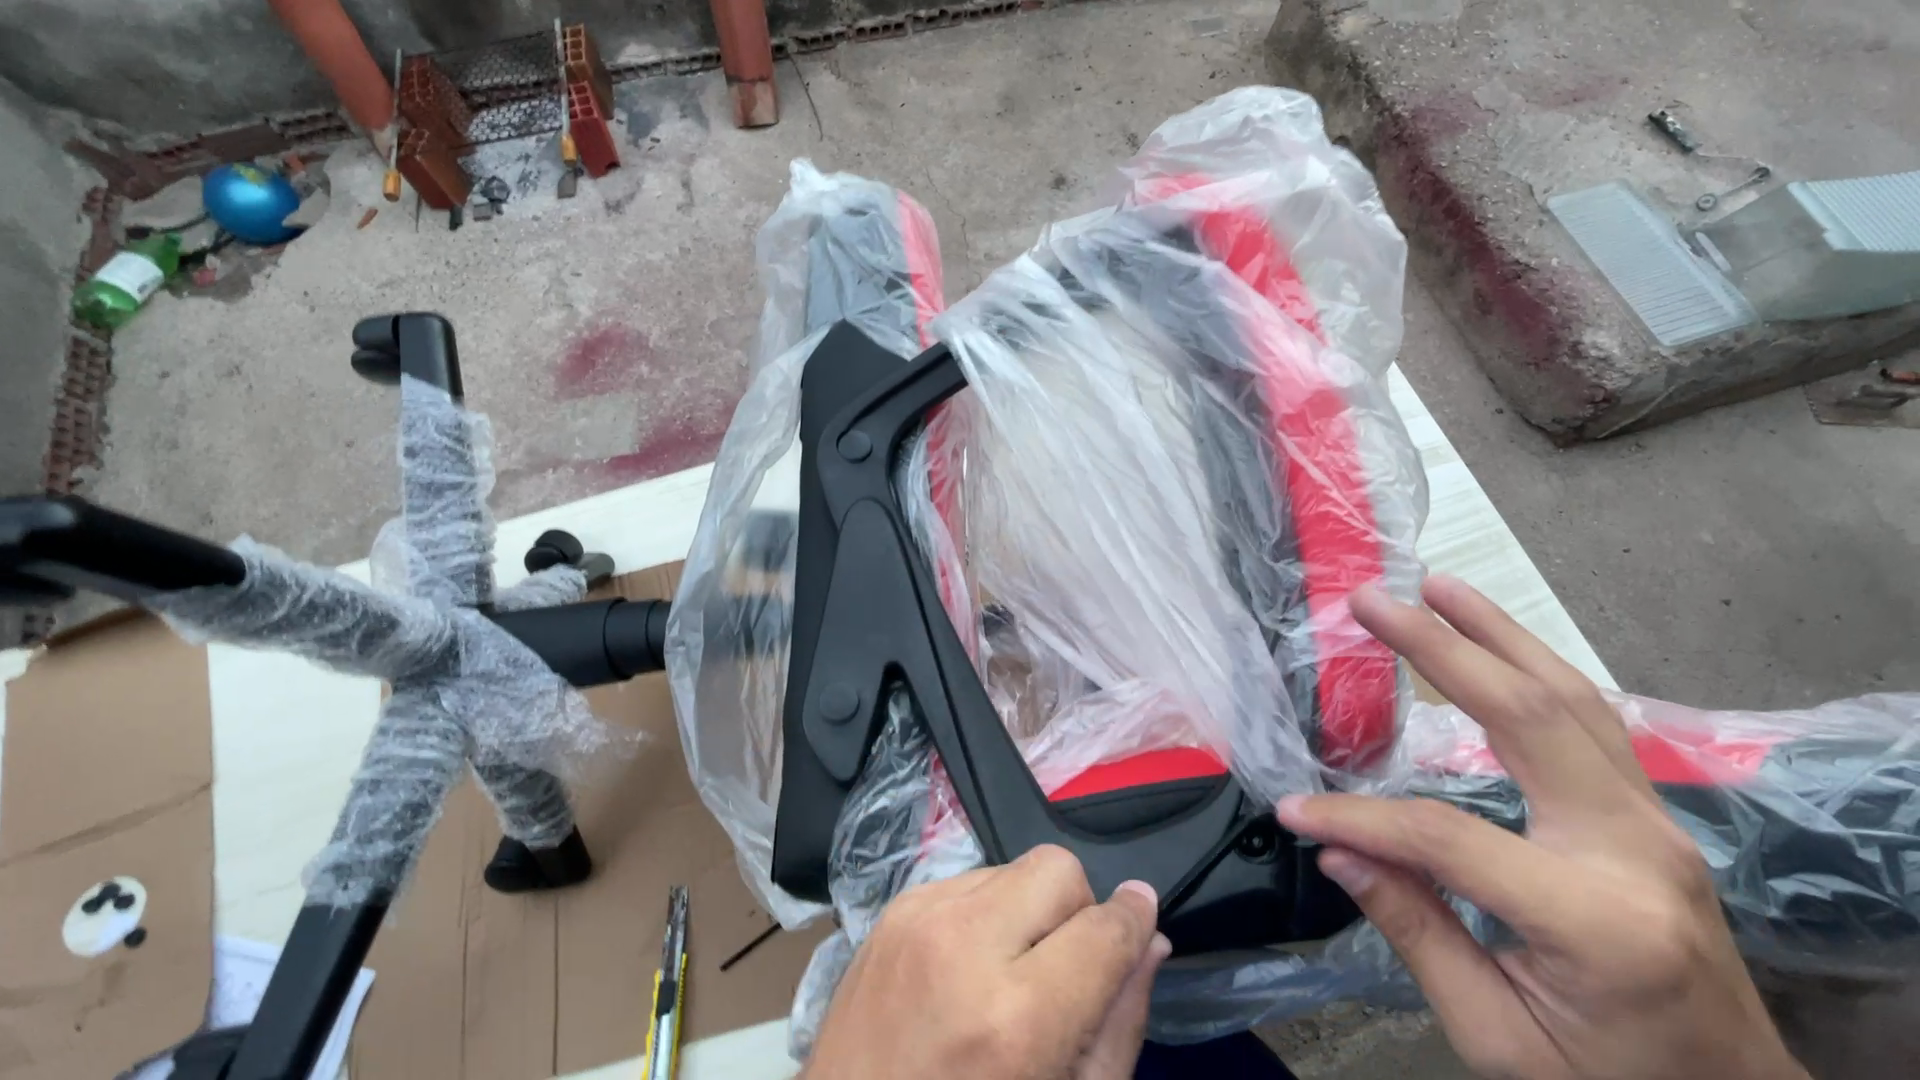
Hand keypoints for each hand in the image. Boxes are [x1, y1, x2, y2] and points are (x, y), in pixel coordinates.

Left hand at [803, 845, 1170, 1079]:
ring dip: (1028, 910)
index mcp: (1016, 1016)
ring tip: (1008, 972)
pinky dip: (984, 912)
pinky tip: (968, 966)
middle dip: (1076, 909)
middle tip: (1064, 967)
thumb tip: (1149, 940)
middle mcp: (963, 945)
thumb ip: (1120, 1022)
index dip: (1135, 921)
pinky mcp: (890, 911)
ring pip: (1011, 868)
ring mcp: (918, 918)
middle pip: (1057, 868)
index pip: (1104, 929)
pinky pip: (967, 880)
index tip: (1142, 922)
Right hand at [1277, 576, 1806, 1079]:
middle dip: (1442, 649)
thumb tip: (1334, 847)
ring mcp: (1655, 823)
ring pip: (1573, 701)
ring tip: (1437, 586)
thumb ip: (1416, 933)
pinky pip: (1591, 722)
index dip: (1359, 818)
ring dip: (1499, 634)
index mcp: (1593, 917)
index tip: (1295, 808)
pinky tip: (1496, 643)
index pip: (1445, 836)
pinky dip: (1535, 668)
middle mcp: (1634, 848)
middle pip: (1529, 718)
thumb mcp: (1498, 1036)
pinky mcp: (1651, 816)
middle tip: (1374, 601)